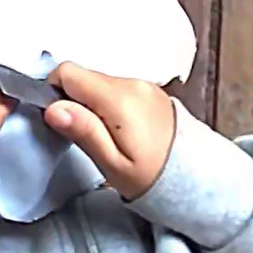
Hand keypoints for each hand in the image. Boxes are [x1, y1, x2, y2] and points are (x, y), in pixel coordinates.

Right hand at [43, 63, 175, 198]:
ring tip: (106, 137)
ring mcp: (144, 85)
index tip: (61, 119)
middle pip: (83, 76)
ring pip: (99, 82)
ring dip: (93, 103)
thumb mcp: (112, 164)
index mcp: (119, 98)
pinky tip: (121, 131)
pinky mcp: (150, 90)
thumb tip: (53, 108)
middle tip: (86, 135)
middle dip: (74, 101)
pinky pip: (117, 89)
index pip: (68, 72)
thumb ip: (83, 131)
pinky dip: (110, 104)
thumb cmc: (153, 178)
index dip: (55, 92)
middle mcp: (132, 83)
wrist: (199, 180)